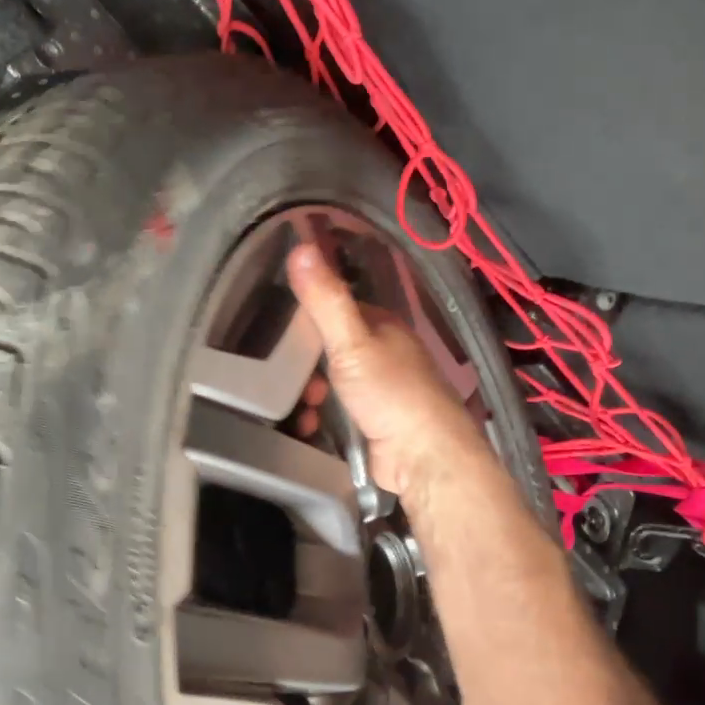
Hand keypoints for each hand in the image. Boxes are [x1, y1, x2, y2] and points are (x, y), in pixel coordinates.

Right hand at [285, 244, 495, 499]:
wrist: (425, 458)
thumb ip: (325, 299)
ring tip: (304, 408)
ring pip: (328, 383)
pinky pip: (334, 412)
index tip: (279, 330)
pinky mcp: (372, 422)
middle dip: (303, 366)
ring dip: (308, 396)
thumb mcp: (351, 342)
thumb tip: (301, 245)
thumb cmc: (392, 393)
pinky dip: (319, 419)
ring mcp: (379, 389)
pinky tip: (312, 427)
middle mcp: (383, 353)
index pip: (335, 308)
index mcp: (382, 325)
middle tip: (289, 379)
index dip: (306, 316)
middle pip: (328, 349)